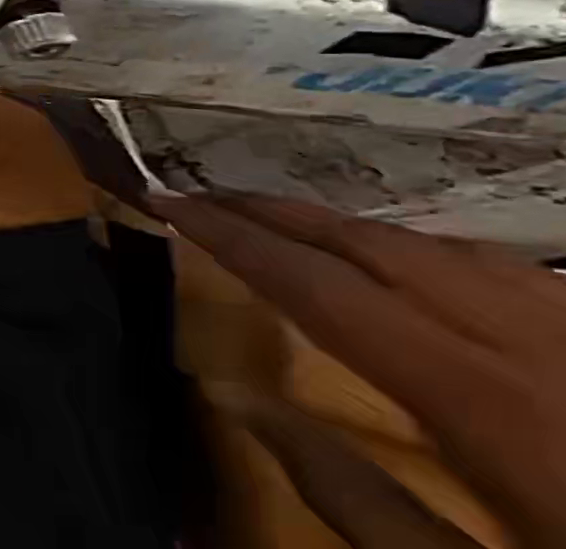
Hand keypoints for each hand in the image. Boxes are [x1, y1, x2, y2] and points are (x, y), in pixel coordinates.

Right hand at [154, 193, 565, 547]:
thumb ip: (350, 493)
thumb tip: (232, 398)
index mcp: (484, 400)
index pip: (317, 287)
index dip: (230, 238)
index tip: (162, 202)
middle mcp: (538, 347)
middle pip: (378, 248)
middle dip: (277, 213)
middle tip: (200, 195)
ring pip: (447, 252)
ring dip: (346, 230)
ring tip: (281, 224)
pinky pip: (515, 278)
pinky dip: (431, 258)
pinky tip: (409, 268)